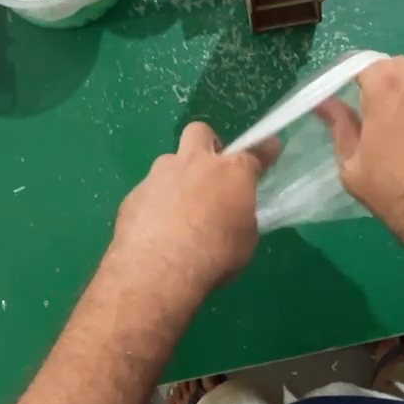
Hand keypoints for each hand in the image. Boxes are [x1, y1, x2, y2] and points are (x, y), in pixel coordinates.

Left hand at [105, 122, 263, 302]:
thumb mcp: (244, 240)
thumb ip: (241, 215)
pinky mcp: (134, 194)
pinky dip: (156, 203)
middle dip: (207, 145)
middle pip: (200, 132)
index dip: (263, 151)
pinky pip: (149, 190)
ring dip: (177, 178)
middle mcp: (194, 163)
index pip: (253, 153)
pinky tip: (156, 228)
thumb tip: (234, 212)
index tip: (269, 148)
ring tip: (178, 210)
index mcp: (230, 172)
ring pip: (169, 162)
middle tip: (210, 171)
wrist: (158, 270)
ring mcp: (159, 175)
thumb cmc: (214, 257)